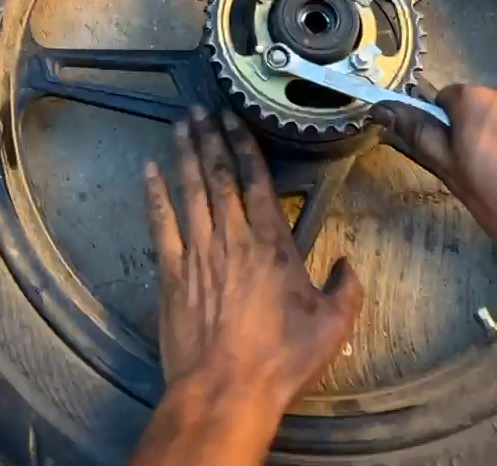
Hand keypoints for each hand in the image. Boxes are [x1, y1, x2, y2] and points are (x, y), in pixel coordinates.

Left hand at [144, 106, 363, 412]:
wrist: (226, 389)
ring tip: (180, 123)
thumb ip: (346, 288)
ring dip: (183, 152)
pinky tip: (148, 169)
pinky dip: (153, 193)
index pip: (256, 178)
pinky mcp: (171, 270)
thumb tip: (348, 262)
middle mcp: (232, 234)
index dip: (243, 143)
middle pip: (218, 174)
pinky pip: (160, 222)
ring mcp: (198, 249)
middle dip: (210, 136)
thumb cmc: (280, 359)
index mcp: (270, 241)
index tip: (233, 118)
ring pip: (188, 188)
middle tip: (201, 107)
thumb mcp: (331, 326)